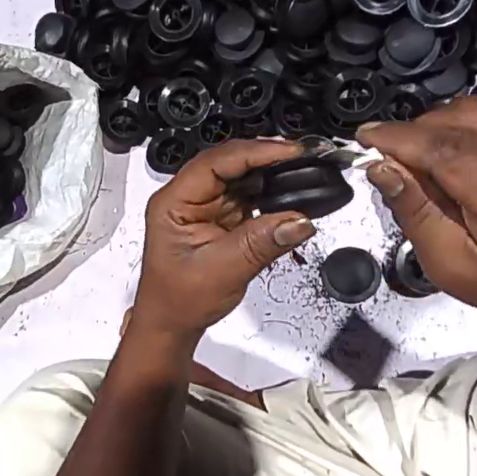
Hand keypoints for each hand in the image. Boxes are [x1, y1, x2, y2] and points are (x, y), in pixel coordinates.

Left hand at [132, 139, 315, 338]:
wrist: (172, 323)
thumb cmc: (178, 300)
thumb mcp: (222, 271)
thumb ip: (261, 244)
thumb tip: (297, 222)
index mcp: (174, 203)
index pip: (216, 162)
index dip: (255, 152)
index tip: (288, 151)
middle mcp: (188, 198)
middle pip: (231, 163)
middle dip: (268, 157)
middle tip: (304, 155)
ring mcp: (206, 207)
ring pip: (243, 177)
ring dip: (272, 176)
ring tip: (302, 171)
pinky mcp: (222, 218)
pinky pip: (250, 197)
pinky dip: (272, 196)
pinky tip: (290, 195)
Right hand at [358, 98, 476, 326]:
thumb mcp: (447, 262)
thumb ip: (414, 210)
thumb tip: (383, 169)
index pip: (450, 149)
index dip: (402, 138)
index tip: (369, 137)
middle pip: (464, 119)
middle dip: (416, 132)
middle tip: (389, 159)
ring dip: (438, 128)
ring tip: (419, 162)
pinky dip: (462, 131)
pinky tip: (448, 161)